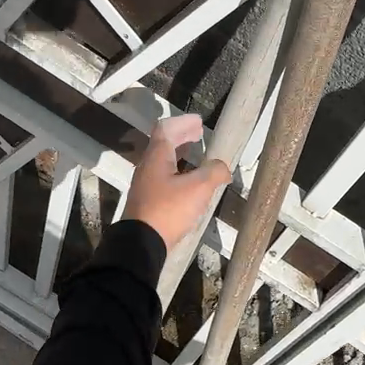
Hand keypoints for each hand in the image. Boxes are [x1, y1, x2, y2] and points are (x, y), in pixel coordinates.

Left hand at [121, 113, 232, 250]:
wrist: (142, 242)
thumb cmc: (169, 210)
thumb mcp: (198, 188)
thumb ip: (214, 172)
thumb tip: (223, 168)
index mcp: (157, 157)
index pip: (166, 129)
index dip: (183, 122)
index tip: (199, 122)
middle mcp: (147, 167)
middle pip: (163, 145)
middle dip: (182, 137)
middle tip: (198, 136)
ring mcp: (145, 186)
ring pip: (163, 163)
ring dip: (179, 156)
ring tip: (197, 158)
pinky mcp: (146, 203)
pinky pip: (163, 180)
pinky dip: (177, 173)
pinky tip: (188, 185)